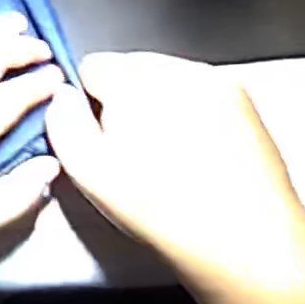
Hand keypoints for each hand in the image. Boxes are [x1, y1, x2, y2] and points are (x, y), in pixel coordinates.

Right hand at [44, 52, 304, 290]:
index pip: (89, 67)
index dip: (83, 102)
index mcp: (134, 79)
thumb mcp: (87, 170)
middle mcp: (177, 67)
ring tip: (162, 154)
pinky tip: (191, 152)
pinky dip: (186, 113)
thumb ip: (63, 122)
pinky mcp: (243, 100)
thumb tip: (61, 95)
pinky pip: (196, 93)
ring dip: (154, 105)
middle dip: (120, 100)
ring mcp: (216, 80)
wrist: (243, 236)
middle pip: (129, 68)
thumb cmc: (157, 205)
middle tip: (125, 150)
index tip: (93, 137)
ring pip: (164, 80)